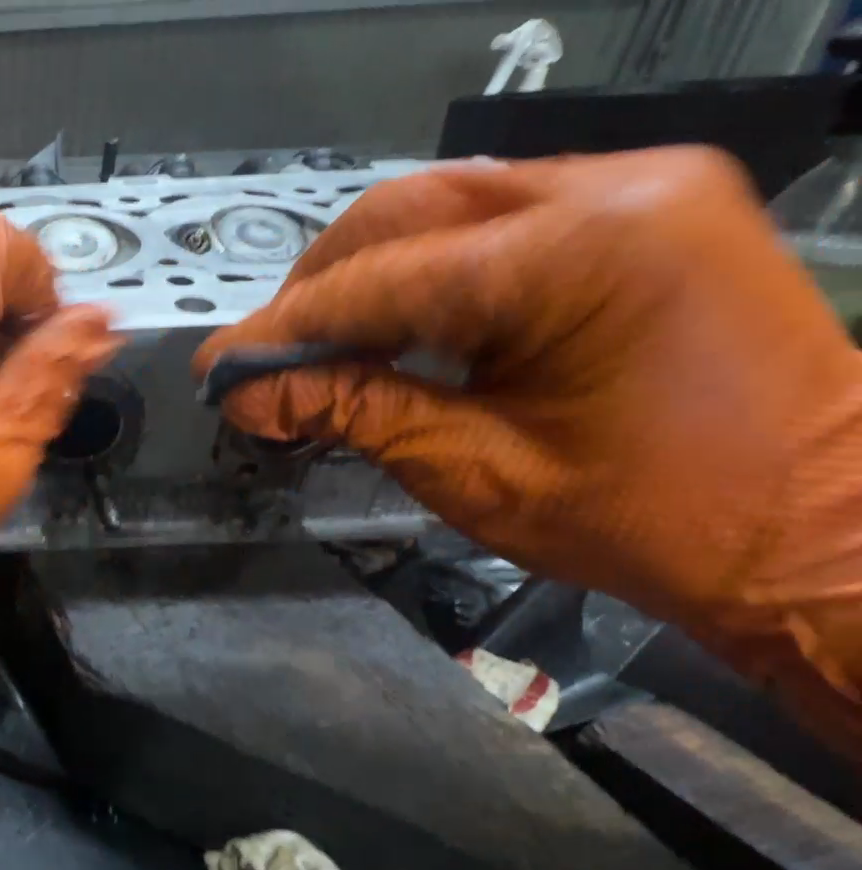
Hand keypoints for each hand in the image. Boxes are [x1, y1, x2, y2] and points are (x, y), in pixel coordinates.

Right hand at [195, 148, 861, 744]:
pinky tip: (395, 326)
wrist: (824, 534)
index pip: (380, 280)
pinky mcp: (645, 209)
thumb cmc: (656, 521)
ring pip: (444, 206)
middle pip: (405, 212)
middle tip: (268, 362)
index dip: (283, 328)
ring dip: (367, 276)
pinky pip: (495, 221)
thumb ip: (353, 413)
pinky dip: (426, 272)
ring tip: (320, 349)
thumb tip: (246, 394)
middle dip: (319, 290)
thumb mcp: (477, 473)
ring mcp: (639, 187)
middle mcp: (613, 188)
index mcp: (581, 255)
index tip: (216, 368)